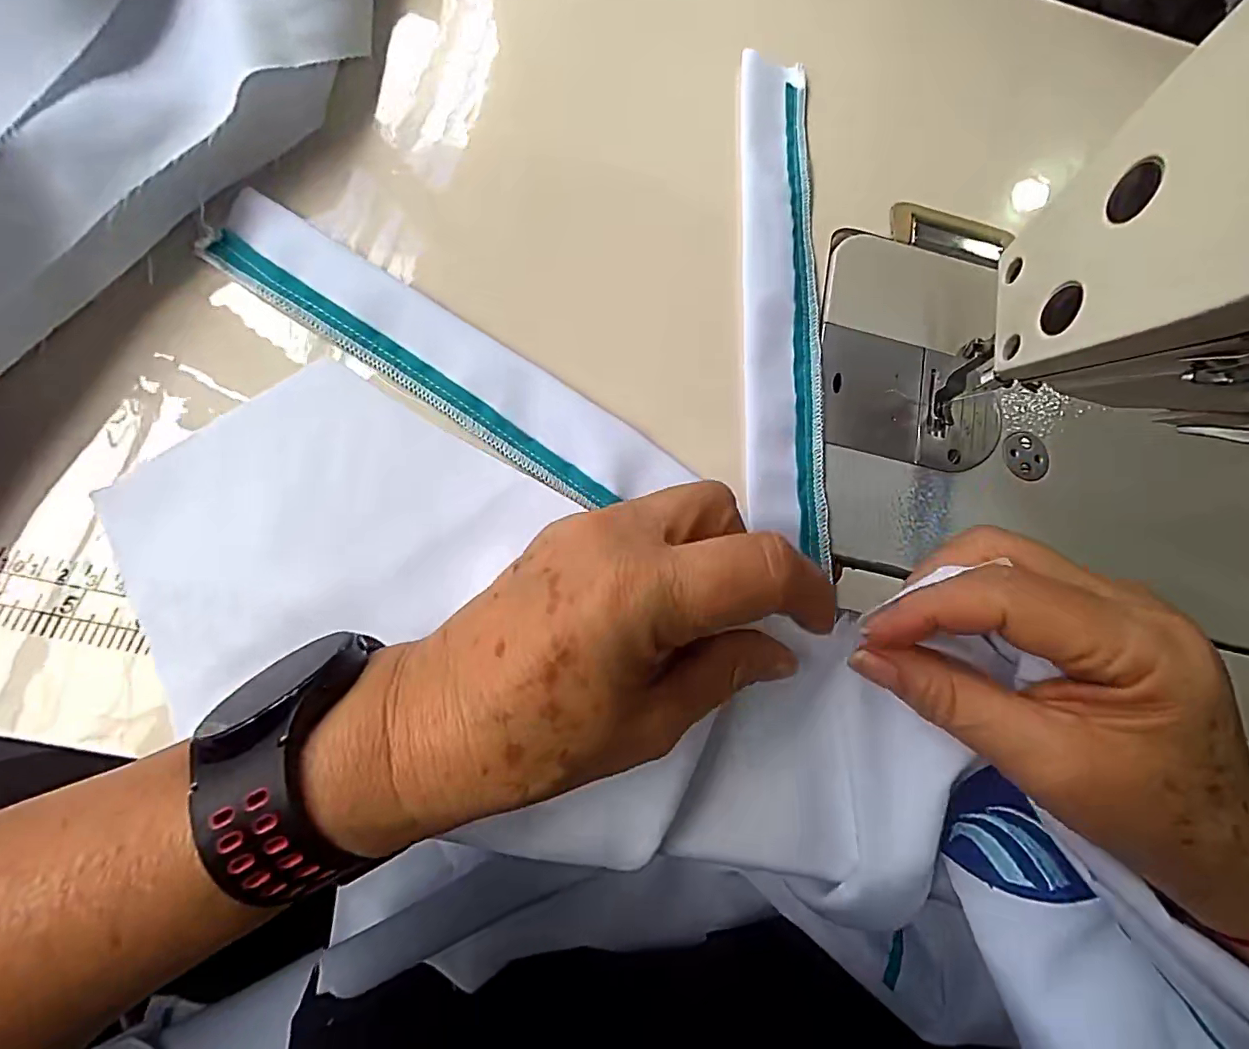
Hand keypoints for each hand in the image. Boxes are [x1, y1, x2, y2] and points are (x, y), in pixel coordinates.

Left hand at [302, 480, 839, 857]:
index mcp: (643, 589)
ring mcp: (579, 528)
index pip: (758, 559)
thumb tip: (774, 648)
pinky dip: (660, 552)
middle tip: (739, 621)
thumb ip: (720, 672)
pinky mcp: (555, 535)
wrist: (435, 719)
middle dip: (744, 557)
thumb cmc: (538, 742)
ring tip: (685, 620)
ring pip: (673, 508)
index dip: (804, 588)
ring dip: (701, 551)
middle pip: (716, 508)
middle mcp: (614, 537)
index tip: (813, 624)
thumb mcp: (648, 724)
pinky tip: (638, 611)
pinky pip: (633, 523)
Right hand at [848, 527, 1248, 941]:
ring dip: (943, 588)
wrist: (1222, 843)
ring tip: (911, 633)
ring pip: (1002, 557)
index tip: (873, 637)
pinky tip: (947, 634)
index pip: (1006, 593)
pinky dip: (965, 600)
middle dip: (930, 586)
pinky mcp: (1095, 611)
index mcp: (1135, 642)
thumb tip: (871, 658)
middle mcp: (1129, 602)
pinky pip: (1014, 580)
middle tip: (890, 633)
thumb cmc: (1145, 814)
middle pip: (1001, 553)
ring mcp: (1115, 601)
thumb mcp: (1038, 762)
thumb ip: (950, 700)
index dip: (926, 607)